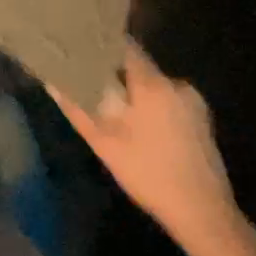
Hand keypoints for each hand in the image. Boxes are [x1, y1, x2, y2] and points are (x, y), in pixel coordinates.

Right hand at [51, 41, 239, 245]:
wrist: (203, 213)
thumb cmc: (148, 173)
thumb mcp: (104, 142)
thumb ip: (77, 107)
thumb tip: (52, 81)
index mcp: (154, 84)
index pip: (126, 47)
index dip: (102, 44)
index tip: (81, 43)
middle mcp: (177, 85)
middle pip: (139, 67)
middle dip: (115, 74)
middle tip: (91, 85)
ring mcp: (194, 103)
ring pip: (153, 86)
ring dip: (134, 93)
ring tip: (112, 111)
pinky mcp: (201, 121)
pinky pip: (167, 101)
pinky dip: (150, 106)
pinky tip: (139, 129)